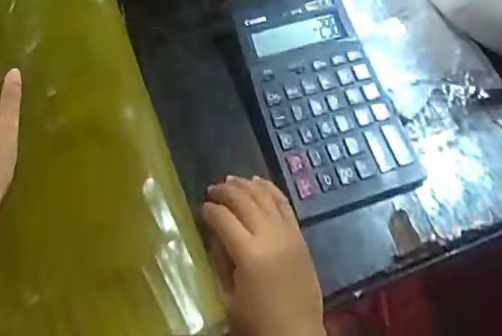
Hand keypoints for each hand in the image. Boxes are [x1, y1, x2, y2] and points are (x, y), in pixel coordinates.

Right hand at [200, 176, 323, 335]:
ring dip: (245, 184)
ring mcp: (287, 233)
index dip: (209, 210)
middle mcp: (269, 236)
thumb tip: (214, 234)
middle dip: (224, 191)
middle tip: (212, 190)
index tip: (201, 207)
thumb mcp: (228, 298)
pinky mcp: (299, 235)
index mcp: (249, 255)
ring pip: (264, 195)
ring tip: (230, 181)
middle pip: (243, 200)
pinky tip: (257, 182)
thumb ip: (220, 261)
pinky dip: (269, 188)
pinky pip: (283, 202)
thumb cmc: (258, 323)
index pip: (223, 219)